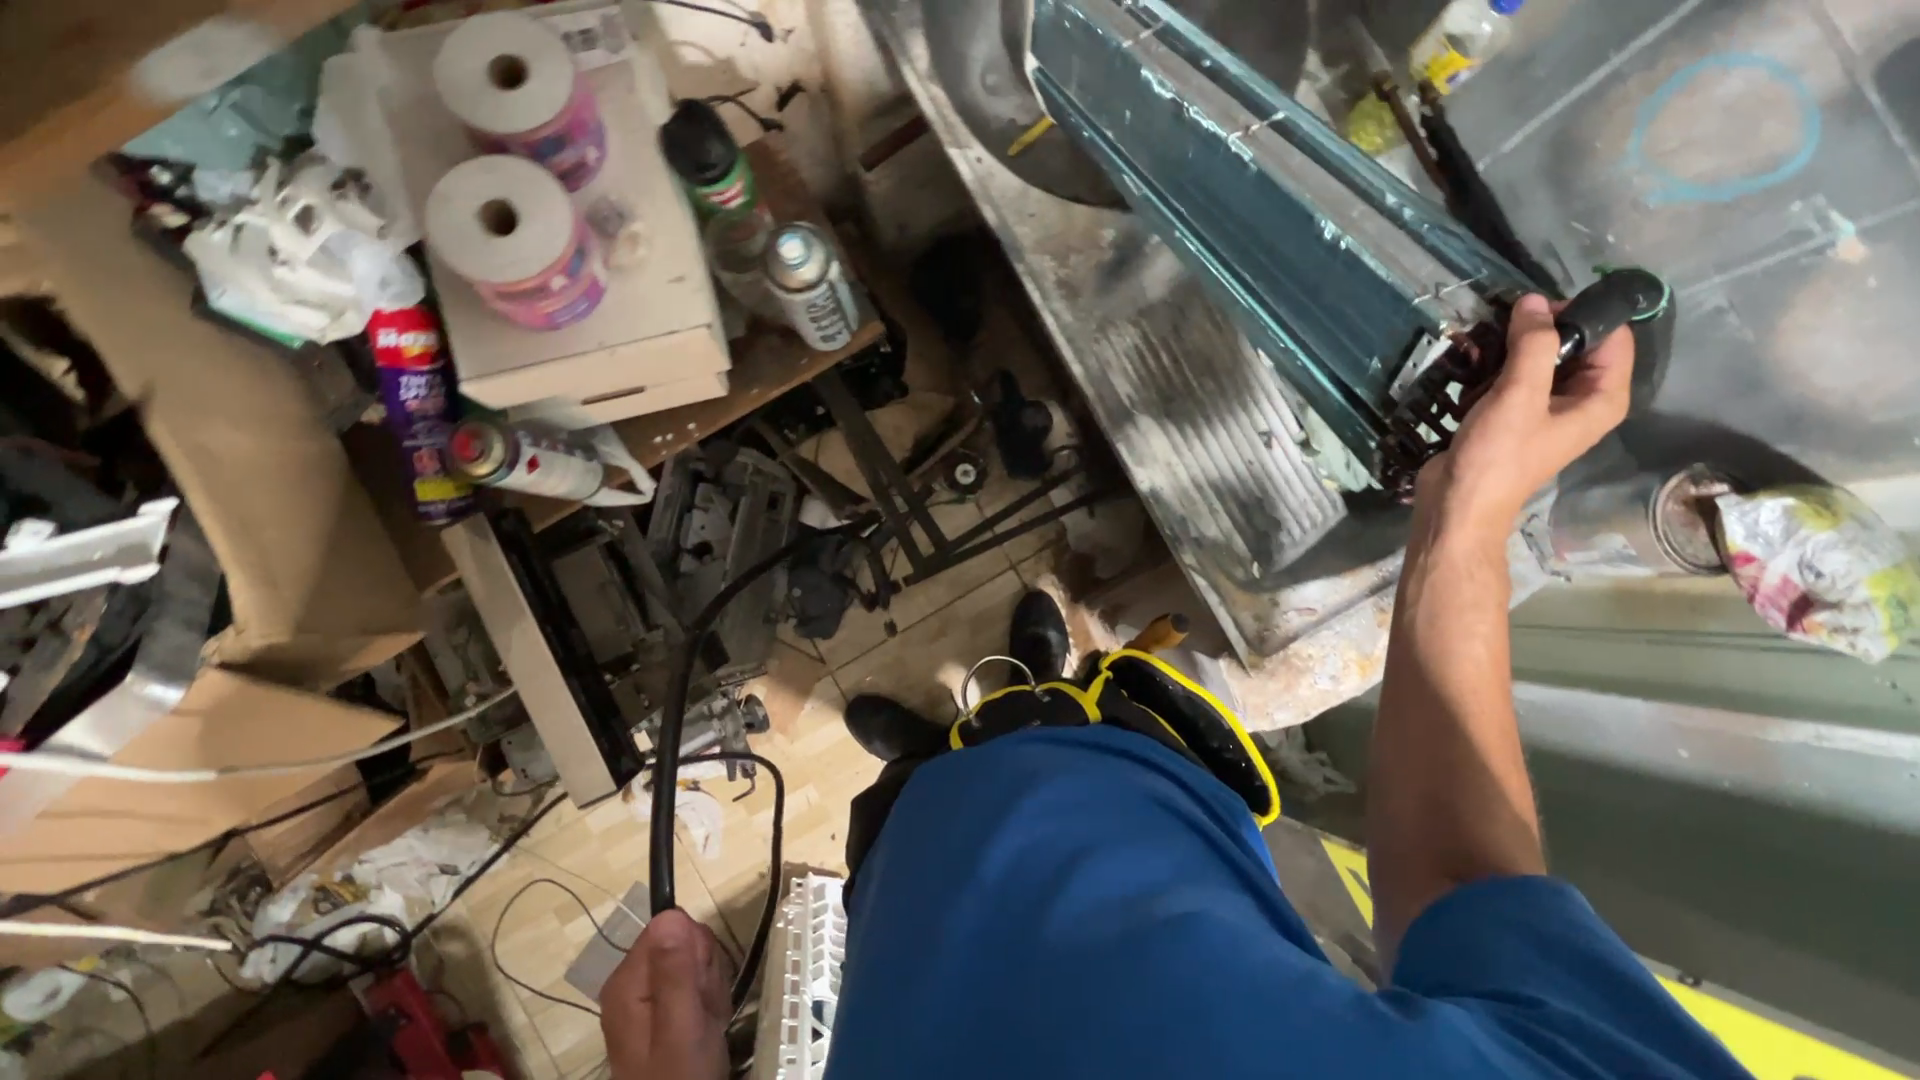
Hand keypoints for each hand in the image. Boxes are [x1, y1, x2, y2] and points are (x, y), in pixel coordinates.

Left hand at [602, 908, 731, 1079]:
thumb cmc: (678, 1078)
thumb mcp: (681, 1027)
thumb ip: (675, 971)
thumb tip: (669, 913)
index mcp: (628, 980)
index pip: (670, 926)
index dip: (696, 951)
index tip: (700, 985)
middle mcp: (634, 980)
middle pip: (685, 941)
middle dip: (706, 971)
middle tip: (704, 1009)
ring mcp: (649, 994)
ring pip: (697, 960)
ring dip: (710, 987)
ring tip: (706, 1021)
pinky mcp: (664, 1006)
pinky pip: (698, 982)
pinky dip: (710, 1001)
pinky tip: (707, 1025)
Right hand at [1415, 293, 1633, 538]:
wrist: (1458, 503)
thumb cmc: (1498, 454)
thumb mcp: (1519, 395)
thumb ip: (1532, 344)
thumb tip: (1532, 301)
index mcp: (1602, 398)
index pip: (1612, 336)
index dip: (1580, 315)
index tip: (1535, 309)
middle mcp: (1581, 401)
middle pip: (1574, 345)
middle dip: (1539, 330)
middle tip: (1501, 323)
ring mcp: (1545, 409)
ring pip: (1539, 361)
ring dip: (1510, 349)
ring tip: (1481, 344)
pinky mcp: (1513, 416)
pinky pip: (1513, 379)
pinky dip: (1494, 369)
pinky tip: (1471, 367)